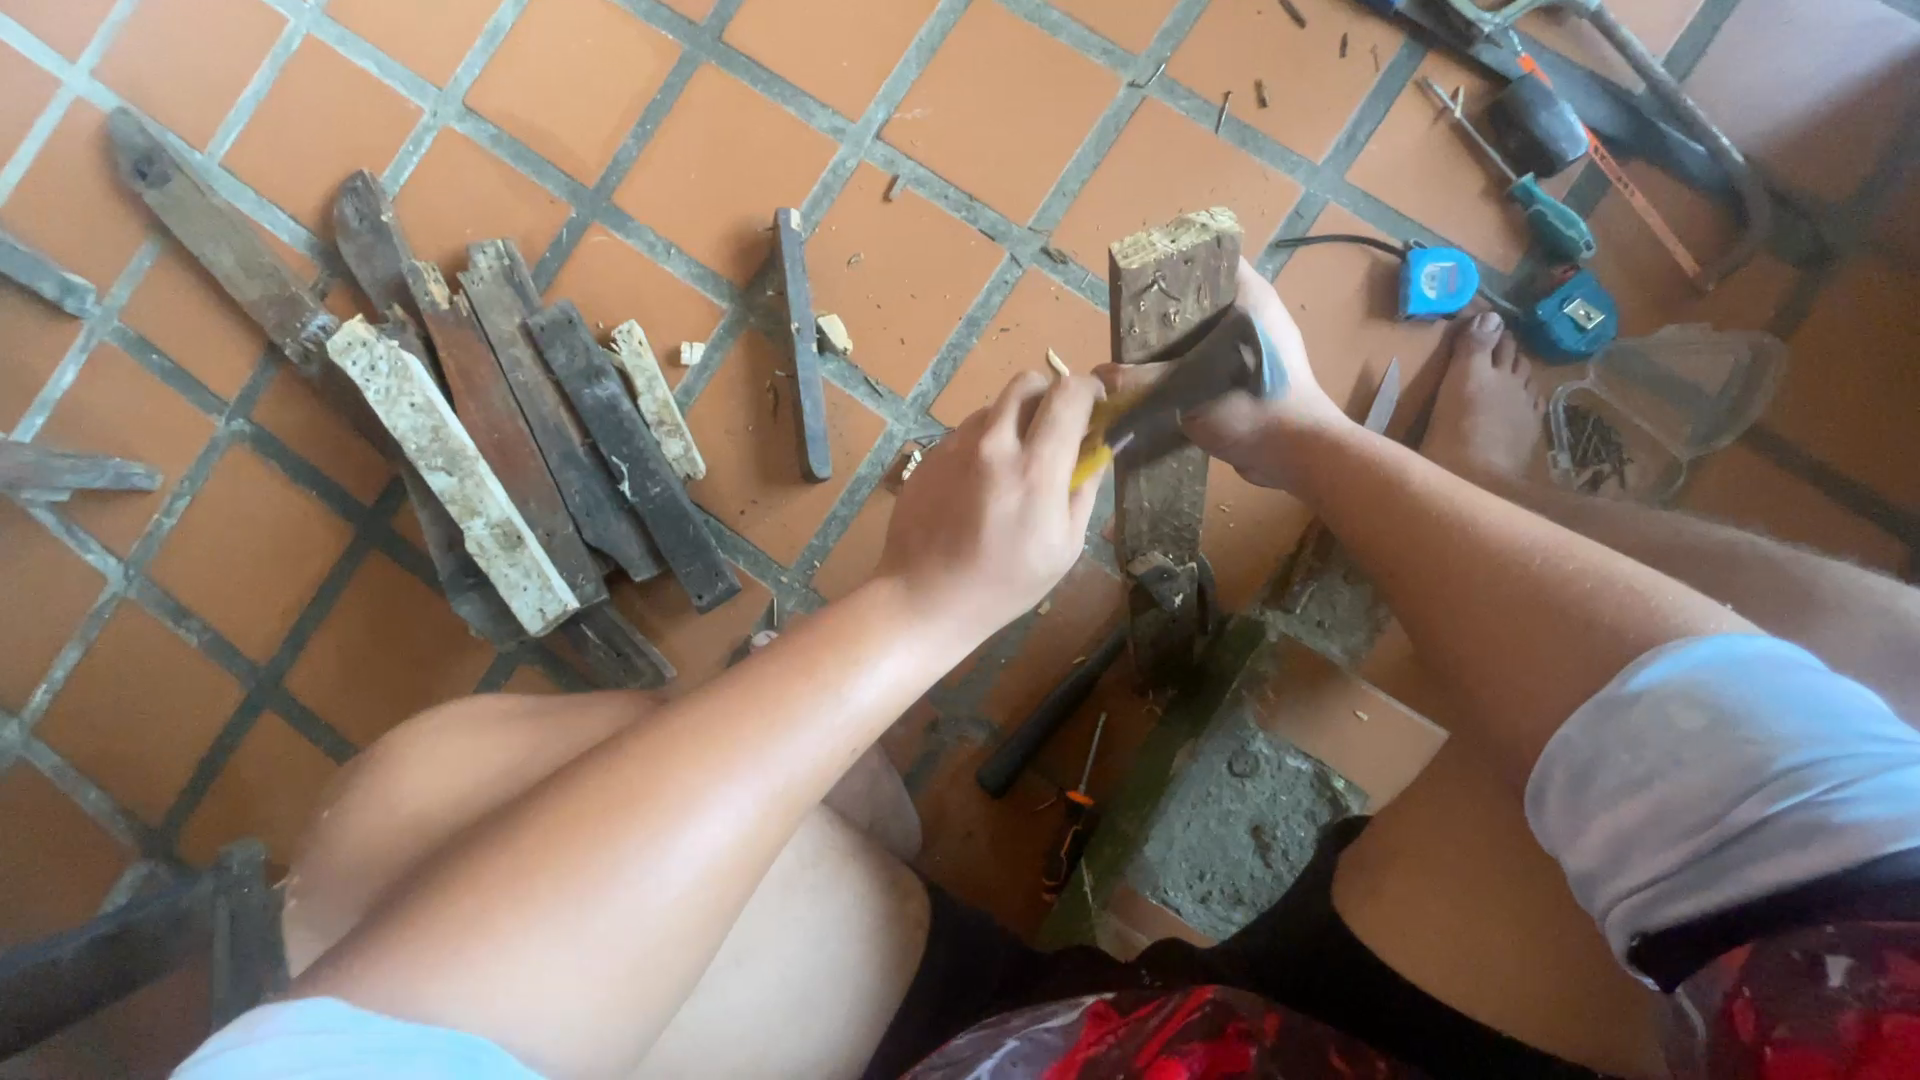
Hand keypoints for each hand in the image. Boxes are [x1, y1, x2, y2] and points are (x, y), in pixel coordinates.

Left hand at [876, 372, 1104, 640]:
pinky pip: (967, 431)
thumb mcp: (1064, 547)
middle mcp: (993, 445)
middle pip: (1028, 382)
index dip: (1089, 392)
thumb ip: (1085, 490)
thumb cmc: (1005, 584)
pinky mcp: (930, 455)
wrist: (925, 598)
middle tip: (1054, 430)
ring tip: (1013, 467)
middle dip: (1050, 396)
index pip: (1069, 394)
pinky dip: (984, 443)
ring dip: (1014, 421)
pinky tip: (979, 485)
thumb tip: (1099, 447)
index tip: (1095, 408)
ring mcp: (955, 447)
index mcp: (1034, 470)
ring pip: (995, 406)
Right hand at [1097, 259, 1348, 490]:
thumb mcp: (1192, 391)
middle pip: (1199, 299)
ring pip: (1202, 333)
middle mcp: (1252, 314)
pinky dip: (1184, 368)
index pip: (1210, 259)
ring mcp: (1251, 346)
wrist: (1298, 456)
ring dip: (1172, 345)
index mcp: (1250, 298)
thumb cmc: (1255, 409)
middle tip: (1127, 326)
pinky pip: (1208, 361)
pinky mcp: (1247, 375)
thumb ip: (1144, 381)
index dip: (1174, 264)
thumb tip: (1099, 377)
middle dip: (1163, 312)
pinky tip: (1158, 382)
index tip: (1139, 282)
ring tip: (1135, 355)